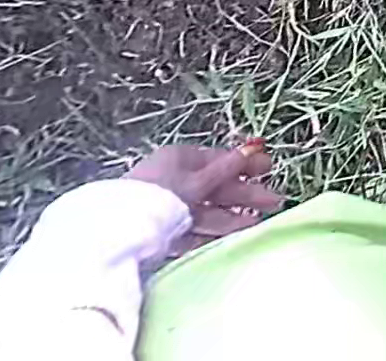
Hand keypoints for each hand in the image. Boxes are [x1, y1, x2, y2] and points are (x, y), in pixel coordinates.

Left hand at [126, 140, 283, 250]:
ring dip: (232, 216)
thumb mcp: (198, 179)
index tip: (269, 169)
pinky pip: (191, 228)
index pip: (220, 159)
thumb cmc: (159, 195)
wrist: (112, 235)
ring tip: (257, 224)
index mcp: (181, 158)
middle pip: (216, 185)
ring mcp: (165, 206)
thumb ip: (228, 166)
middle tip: (274, 200)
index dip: (246, 164)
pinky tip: (230, 237)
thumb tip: (255, 147)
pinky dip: (211, 231)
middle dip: (246, 194)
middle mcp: (174, 179)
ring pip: (206, 209)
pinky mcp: (159, 231)